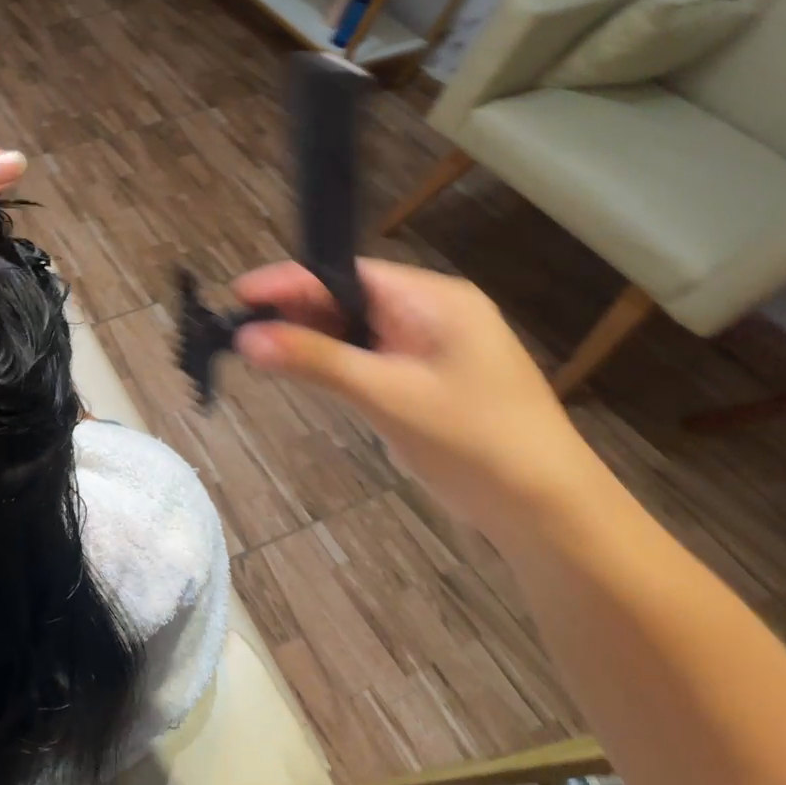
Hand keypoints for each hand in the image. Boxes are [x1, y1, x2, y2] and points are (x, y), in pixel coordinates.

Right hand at [232, 259, 602, 535]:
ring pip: (353, 328)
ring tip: (259, 349)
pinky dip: (332, 361)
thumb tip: (244, 336)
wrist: (547, 510)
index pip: (346, 274)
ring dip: (310, 338)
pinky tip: (302, 371)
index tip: (238, 294)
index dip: (290, 282)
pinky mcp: (424, 377)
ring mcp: (430, 346)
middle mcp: (432, 312)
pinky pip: (366, 355)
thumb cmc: (475, 441)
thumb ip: (314, 360)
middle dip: (295, 311)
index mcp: (434, 299)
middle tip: (241, 328)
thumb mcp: (387, 395)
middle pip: (347, 297)